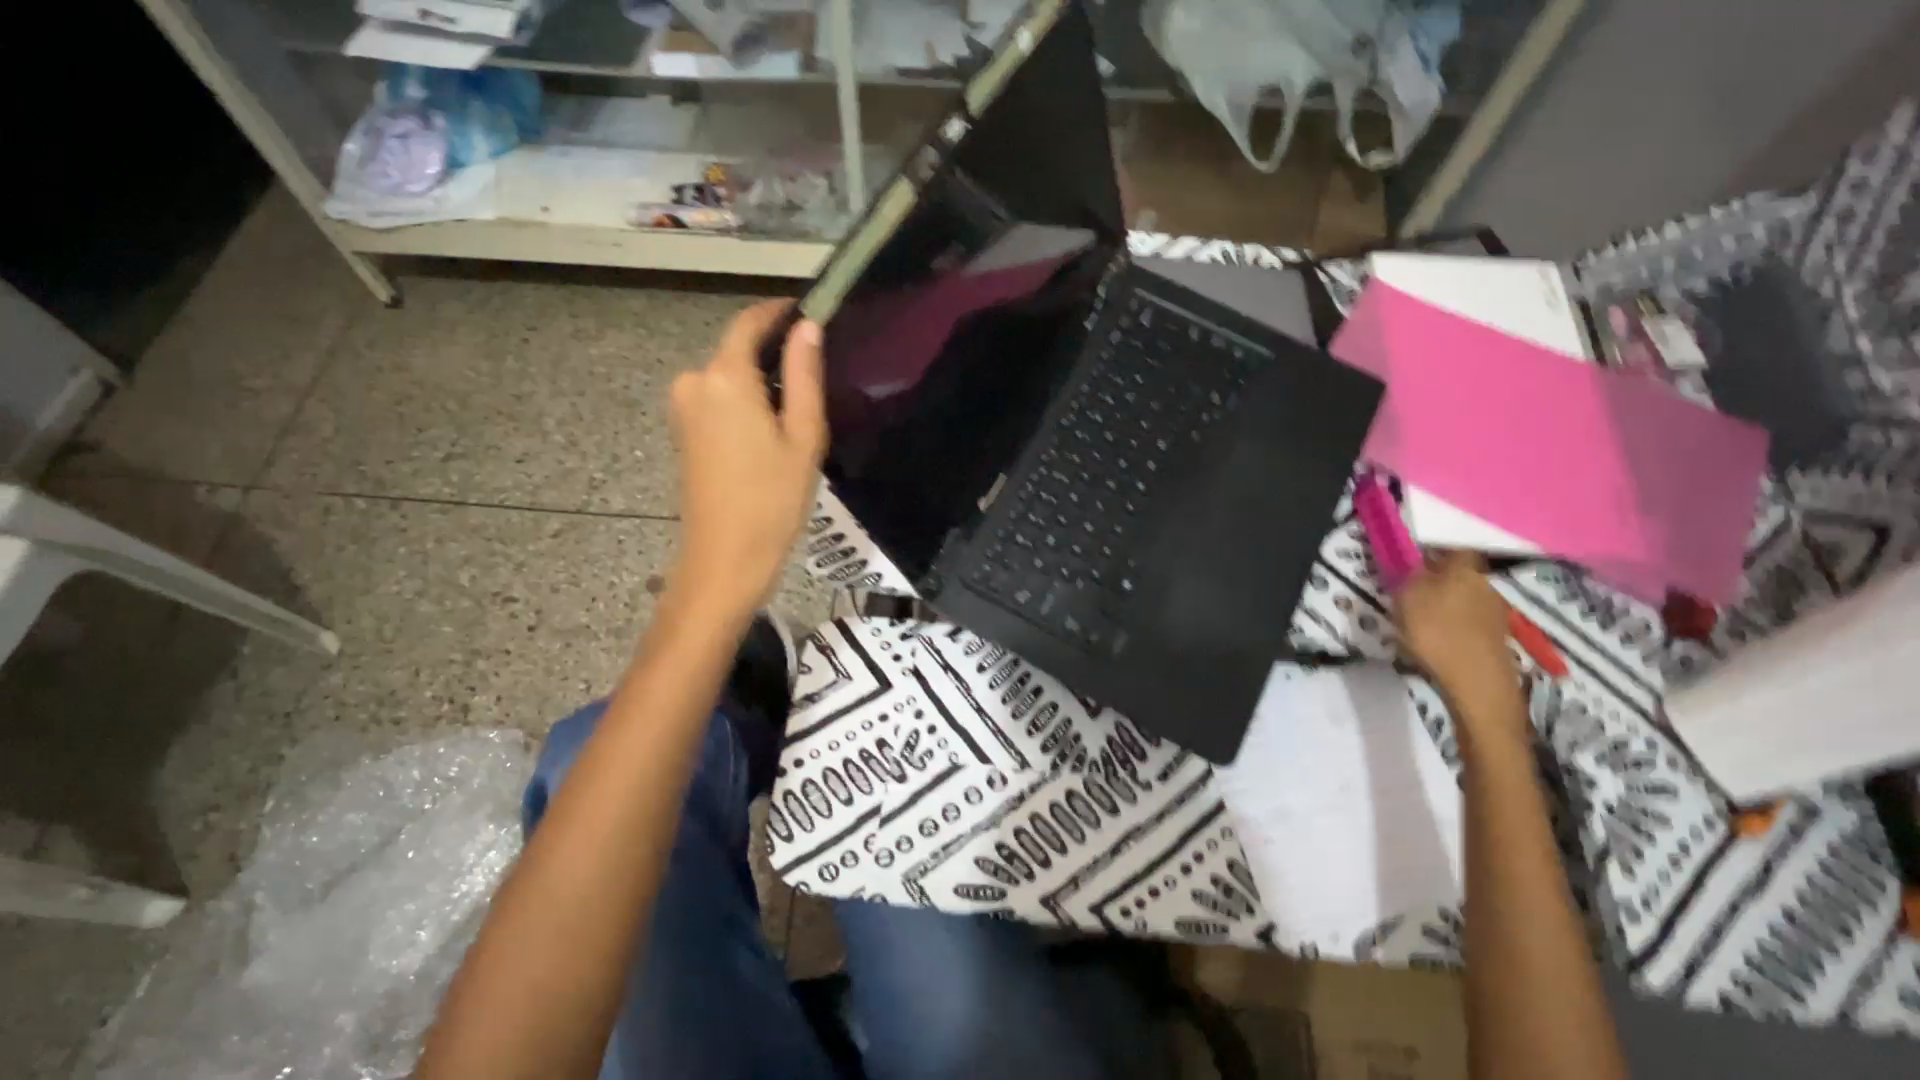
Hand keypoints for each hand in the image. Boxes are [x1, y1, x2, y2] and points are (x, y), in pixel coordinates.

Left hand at [668, 301, 827, 618]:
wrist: (724, 559)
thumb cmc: (772, 500)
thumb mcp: (802, 435)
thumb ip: (804, 375)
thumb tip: (808, 327)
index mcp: (724, 377)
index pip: (749, 322)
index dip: (779, 311)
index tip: (809, 311)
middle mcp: (694, 382)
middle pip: (737, 349)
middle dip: (773, 352)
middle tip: (817, 372)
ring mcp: (682, 408)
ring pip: (728, 376)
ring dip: (760, 381)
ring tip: (799, 408)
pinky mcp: (682, 431)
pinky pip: (717, 399)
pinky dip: (743, 402)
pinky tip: (770, 430)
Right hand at [1394, 550, 1518, 705]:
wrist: (1476, 681)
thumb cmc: (1437, 631)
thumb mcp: (1407, 596)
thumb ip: (1406, 571)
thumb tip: (1407, 556)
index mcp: (1465, 566)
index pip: (1450, 544)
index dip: (1429, 547)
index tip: (1410, 555)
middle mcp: (1486, 581)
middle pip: (1458, 569)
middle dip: (1437, 574)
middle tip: (1411, 584)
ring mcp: (1494, 609)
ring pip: (1464, 593)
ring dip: (1445, 598)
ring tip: (1421, 612)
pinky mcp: (1495, 633)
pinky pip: (1469, 616)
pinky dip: (1454, 619)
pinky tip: (1438, 633)